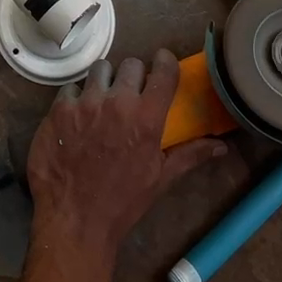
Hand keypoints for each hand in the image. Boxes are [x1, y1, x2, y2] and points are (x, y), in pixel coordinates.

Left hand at [25, 49, 227, 251]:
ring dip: (103, 82)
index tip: (162, 63)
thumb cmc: (123, 202)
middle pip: (130, 64)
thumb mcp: (160, 179)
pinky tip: (76, 119)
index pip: (163, 70)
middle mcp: (117, 102)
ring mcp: (86, 102)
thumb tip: (222, 146)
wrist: (75, 219)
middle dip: (133, 76)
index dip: (164, 62)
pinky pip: (71, 88)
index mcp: (147, 118)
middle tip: (129, 94)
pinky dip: (75, 99)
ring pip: (99, 70)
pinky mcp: (59, 108)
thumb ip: (190, 155)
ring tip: (101, 102)